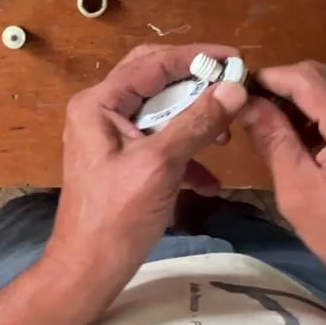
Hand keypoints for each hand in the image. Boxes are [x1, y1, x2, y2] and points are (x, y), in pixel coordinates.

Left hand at [48, 44, 247, 298]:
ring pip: (160, 113)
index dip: (196, 57)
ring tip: (227, 136)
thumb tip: (235, 88)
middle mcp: (100, 111)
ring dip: (194, 122)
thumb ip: (197, 123)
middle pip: (155, 81)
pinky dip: (184, 155)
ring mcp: (109, 137)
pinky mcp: (121, 161)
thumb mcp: (161, 165)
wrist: (89, 268)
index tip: (236, 59)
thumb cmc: (118, 215)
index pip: (152, 63)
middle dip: (196, 87)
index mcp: (99, 103)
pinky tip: (208, 182)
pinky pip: (158, 143)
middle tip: (233, 89)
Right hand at [240, 62, 325, 300]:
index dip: (269, 79)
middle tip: (255, 112)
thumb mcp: (298, 191)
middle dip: (286, 87)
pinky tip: (312, 136)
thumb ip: (272, 138)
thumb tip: (243, 101)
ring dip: (307, 97)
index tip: (239, 92)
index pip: (307, 79)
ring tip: (281, 127)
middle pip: (324, 75)